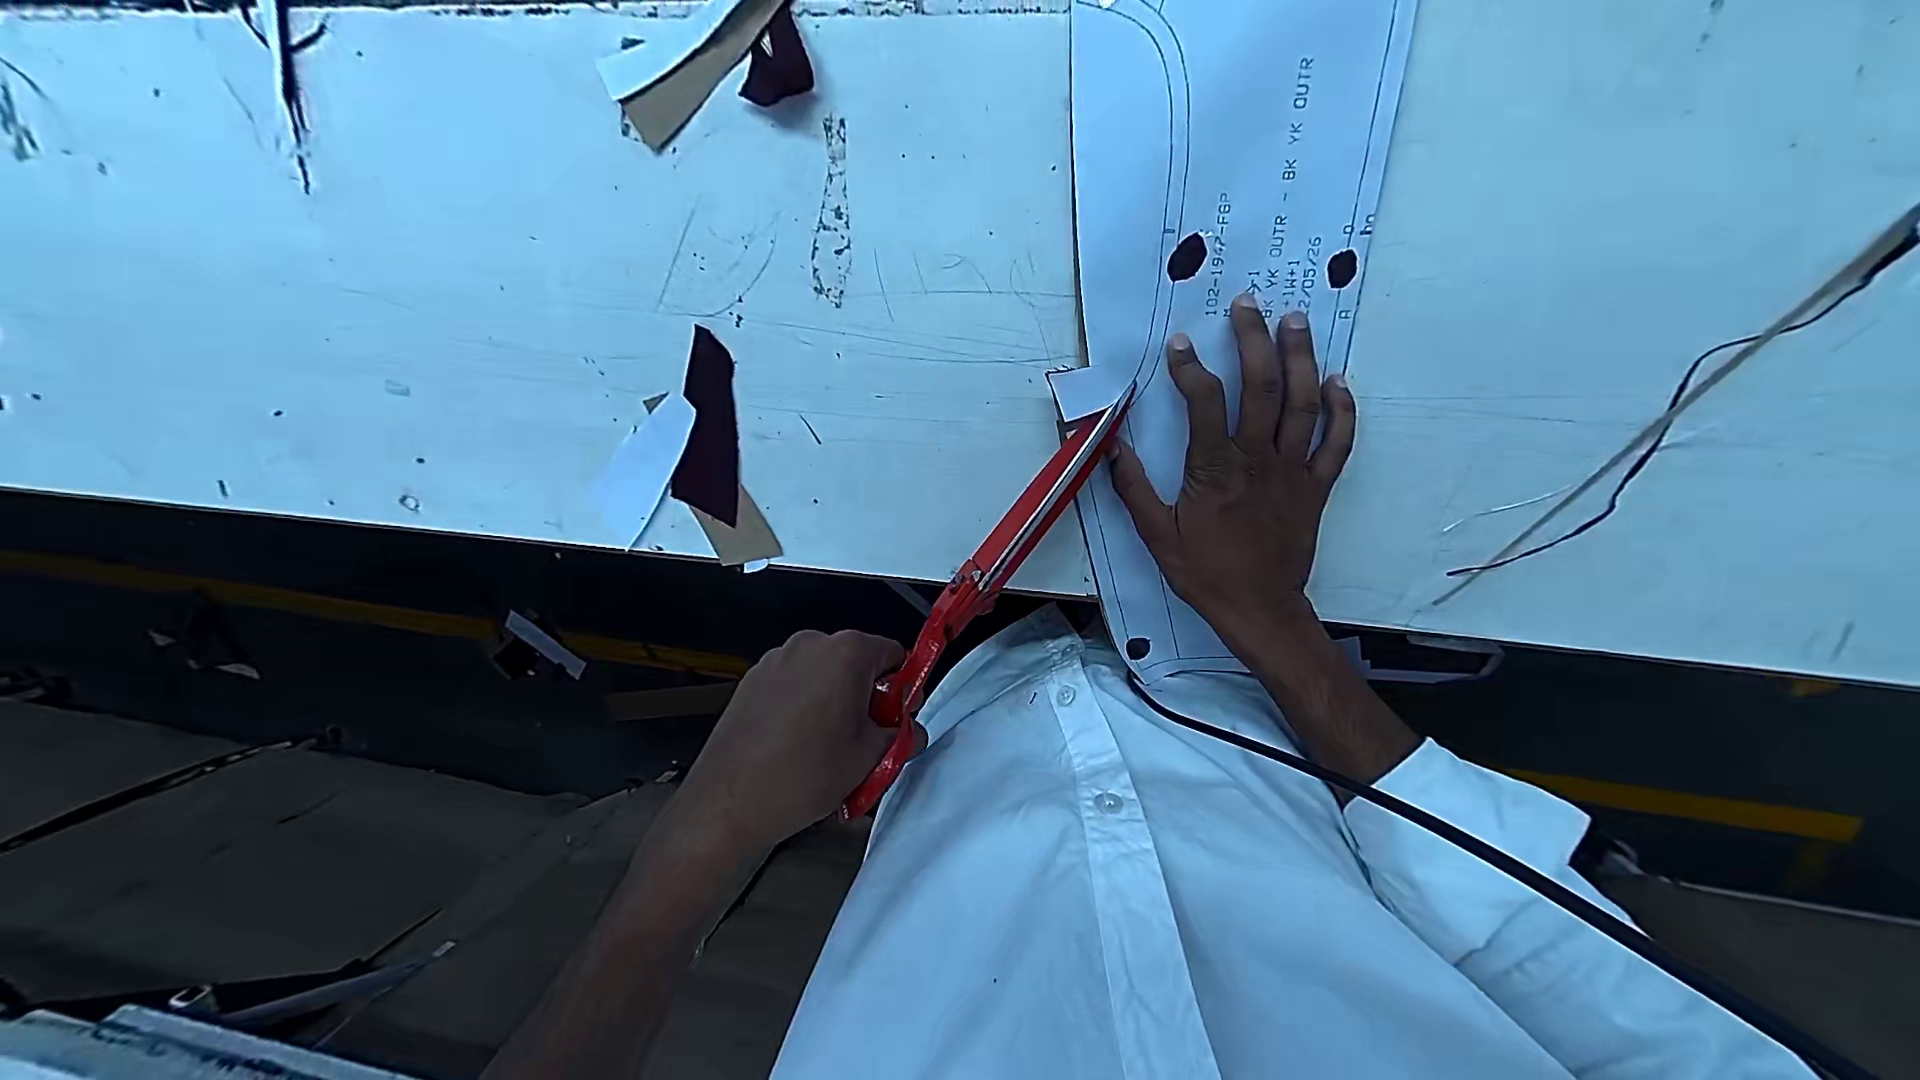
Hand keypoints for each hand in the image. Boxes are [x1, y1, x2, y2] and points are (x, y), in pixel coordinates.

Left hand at [678, 630, 905, 853]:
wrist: (728, 803)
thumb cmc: (799, 776)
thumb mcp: (871, 757)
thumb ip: (902, 735)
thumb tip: (909, 730)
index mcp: (846, 653)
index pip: (895, 654)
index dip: (904, 686)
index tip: (900, 713)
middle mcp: (810, 645)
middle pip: (858, 662)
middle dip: (869, 697)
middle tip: (868, 737)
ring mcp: (777, 660)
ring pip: (825, 674)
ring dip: (837, 702)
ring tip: (831, 748)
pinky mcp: (753, 679)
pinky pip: (795, 684)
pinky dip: (806, 705)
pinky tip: (801, 744)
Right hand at [1110, 299, 1355, 658]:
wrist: (1257, 607)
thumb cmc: (1203, 571)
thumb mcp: (1156, 533)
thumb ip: (1133, 487)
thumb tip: (1111, 446)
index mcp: (1214, 468)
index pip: (1204, 402)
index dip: (1191, 368)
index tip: (1181, 343)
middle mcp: (1256, 459)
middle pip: (1262, 387)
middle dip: (1254, 340)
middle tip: (1249, 304)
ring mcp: (1292, 471)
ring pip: (1303, 404)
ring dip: (1300, 358)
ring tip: (1295, 321)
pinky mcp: (1316, 486)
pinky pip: (1337, 443)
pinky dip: (1342, 410)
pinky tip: (1338, 380)